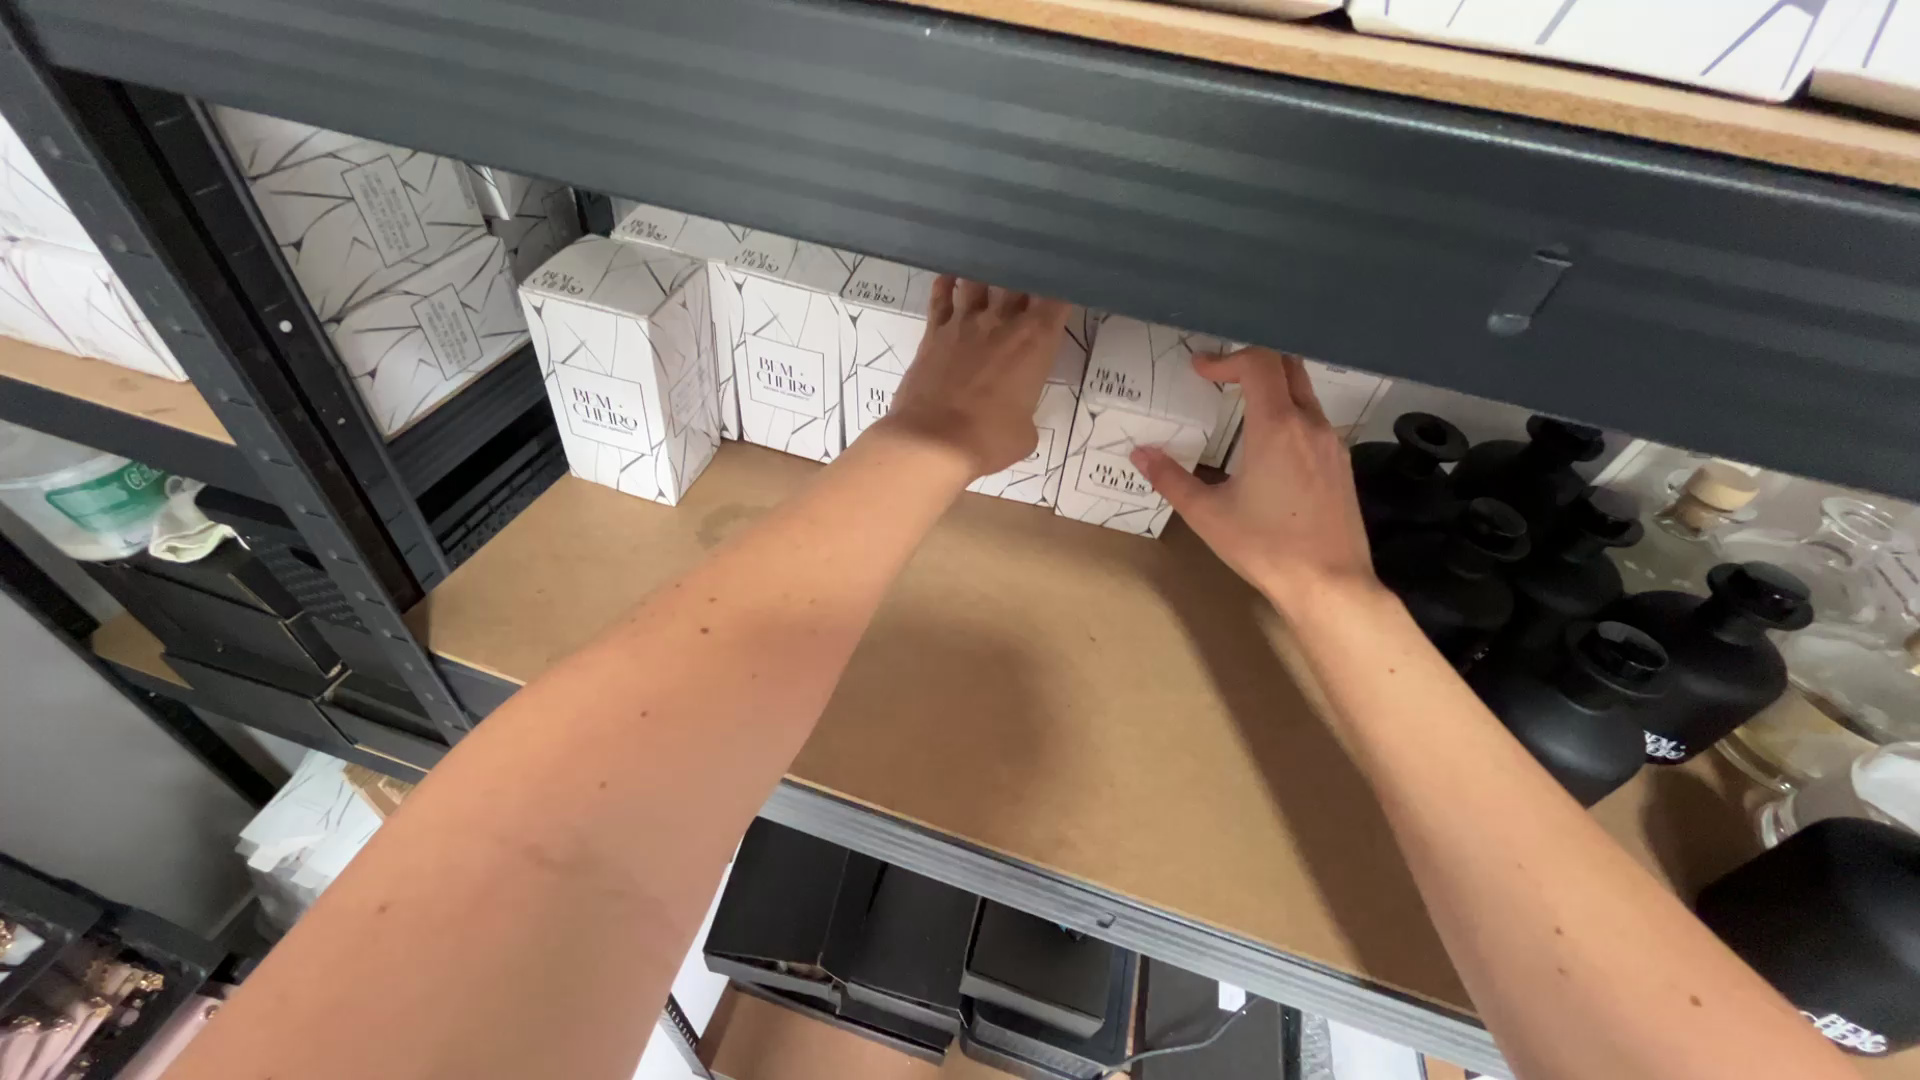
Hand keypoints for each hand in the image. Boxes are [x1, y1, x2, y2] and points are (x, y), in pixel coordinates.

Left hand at [876, 276, 1070, 477]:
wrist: (933, 441)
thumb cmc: (988, 440)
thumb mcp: (1025, 434)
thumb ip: (1026, 413)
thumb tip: (1016, 415)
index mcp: (1035, 342)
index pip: (1057, 300)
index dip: (1062, 289)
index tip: (1063, 286)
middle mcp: (1002, 323)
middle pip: (1018, 282)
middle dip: (1025, 276)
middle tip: (1028, 272)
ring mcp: (965, 323)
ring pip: (978, 281)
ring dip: (986, 274)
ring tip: (991, 266)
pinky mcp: (934, 332)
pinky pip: (941, 297)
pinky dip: (946, 283)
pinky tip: (950, 275)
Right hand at [1130, 348, 1378, 607]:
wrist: (1330, 584)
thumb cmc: (1265, 546)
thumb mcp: (1207, 514)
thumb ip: (1170, 478)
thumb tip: (1139, 454)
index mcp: (1276, 426)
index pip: (1258, 363)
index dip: (1226, 358)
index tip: (1200, 370)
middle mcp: (1310, 424)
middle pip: (1288, 366)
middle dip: (1253, 361)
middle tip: (1220, 377)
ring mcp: (1331, 444)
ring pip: (1304, 393)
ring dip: (1272, 389)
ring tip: (1240, 408)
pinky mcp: (1341, 465)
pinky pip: (1315, 422)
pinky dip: (1289, 415)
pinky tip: (1269, 447)